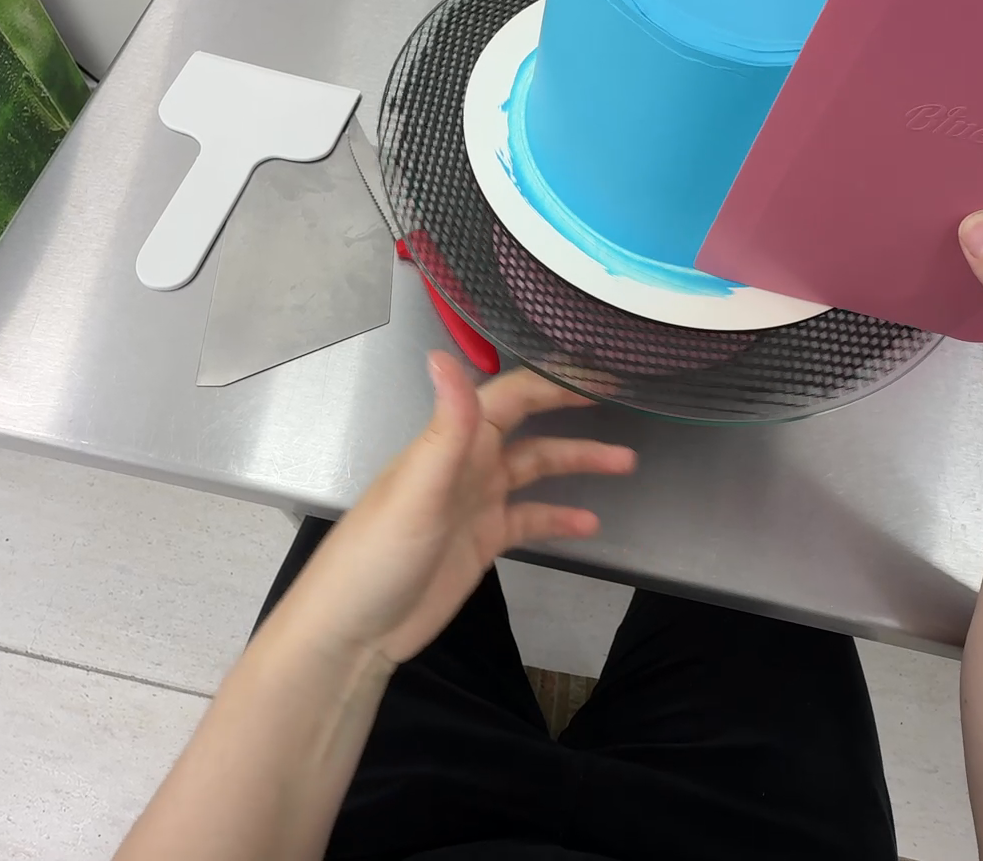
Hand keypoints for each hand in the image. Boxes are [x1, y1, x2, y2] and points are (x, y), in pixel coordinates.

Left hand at [271, 353, 635, 665]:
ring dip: (578, 463)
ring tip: (626, 462)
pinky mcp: (483, 540)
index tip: (598, 374)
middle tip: (619, 401)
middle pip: (529, 426)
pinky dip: (560, 517)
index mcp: (453, 441)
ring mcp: (477, 502)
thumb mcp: (418, 488)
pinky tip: (590, 524)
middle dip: (571, 411)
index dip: (553, 381)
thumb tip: (444, 354)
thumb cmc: (381, 552)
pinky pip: (530, 519)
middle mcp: (469, 462)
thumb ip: (445, 427)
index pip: (510, 396)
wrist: (356, 628)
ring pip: (537, 469)